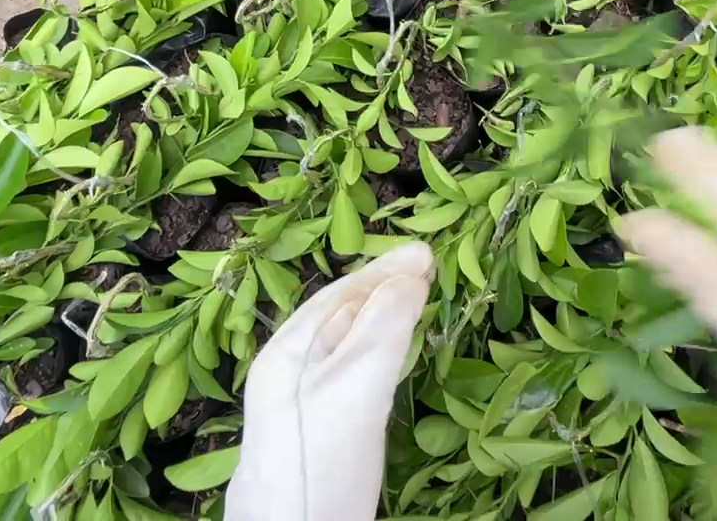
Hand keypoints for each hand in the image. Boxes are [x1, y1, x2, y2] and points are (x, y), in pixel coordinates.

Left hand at [224, 242, 433, 520]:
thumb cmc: (323, 463)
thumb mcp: (356, 386)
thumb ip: (383, 326)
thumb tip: (411, 274)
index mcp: (288, 348)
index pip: (343, 291)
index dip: (386, 268)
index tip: (428, 253)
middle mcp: (287, 367)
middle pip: (341, 311)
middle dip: (383, 285)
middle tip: (428, 268)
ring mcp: (299, 402)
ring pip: (344, 339)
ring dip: (380, 312)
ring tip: (415, 295)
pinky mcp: (318, 432)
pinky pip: (348, 368)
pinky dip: (375, 346)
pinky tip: (391, 352)